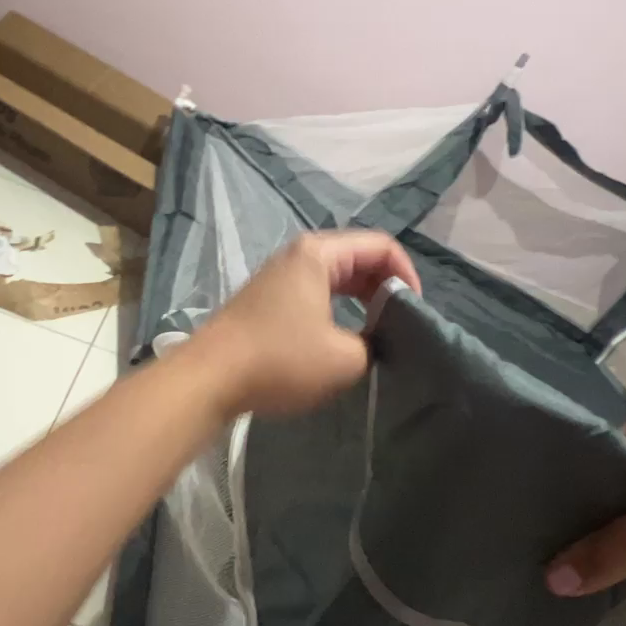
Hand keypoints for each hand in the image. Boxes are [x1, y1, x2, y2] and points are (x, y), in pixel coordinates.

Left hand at [186, 230, 419, 416]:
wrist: (210, 378)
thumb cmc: (280, 360)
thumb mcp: (345, 358)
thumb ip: (376, 343)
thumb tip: (377, 340)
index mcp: (319, 253)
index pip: (381, 246)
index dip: (407, 276)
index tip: (414, 313)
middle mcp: (298, 255)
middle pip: (358, 258)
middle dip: (385, 288)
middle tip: (400, 325)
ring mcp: (279, 276)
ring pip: (336, 277)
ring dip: (362, 301)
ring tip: (377, 335)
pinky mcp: (267, 300)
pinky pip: (316, 293)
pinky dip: (338, 310)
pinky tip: (342, 340)